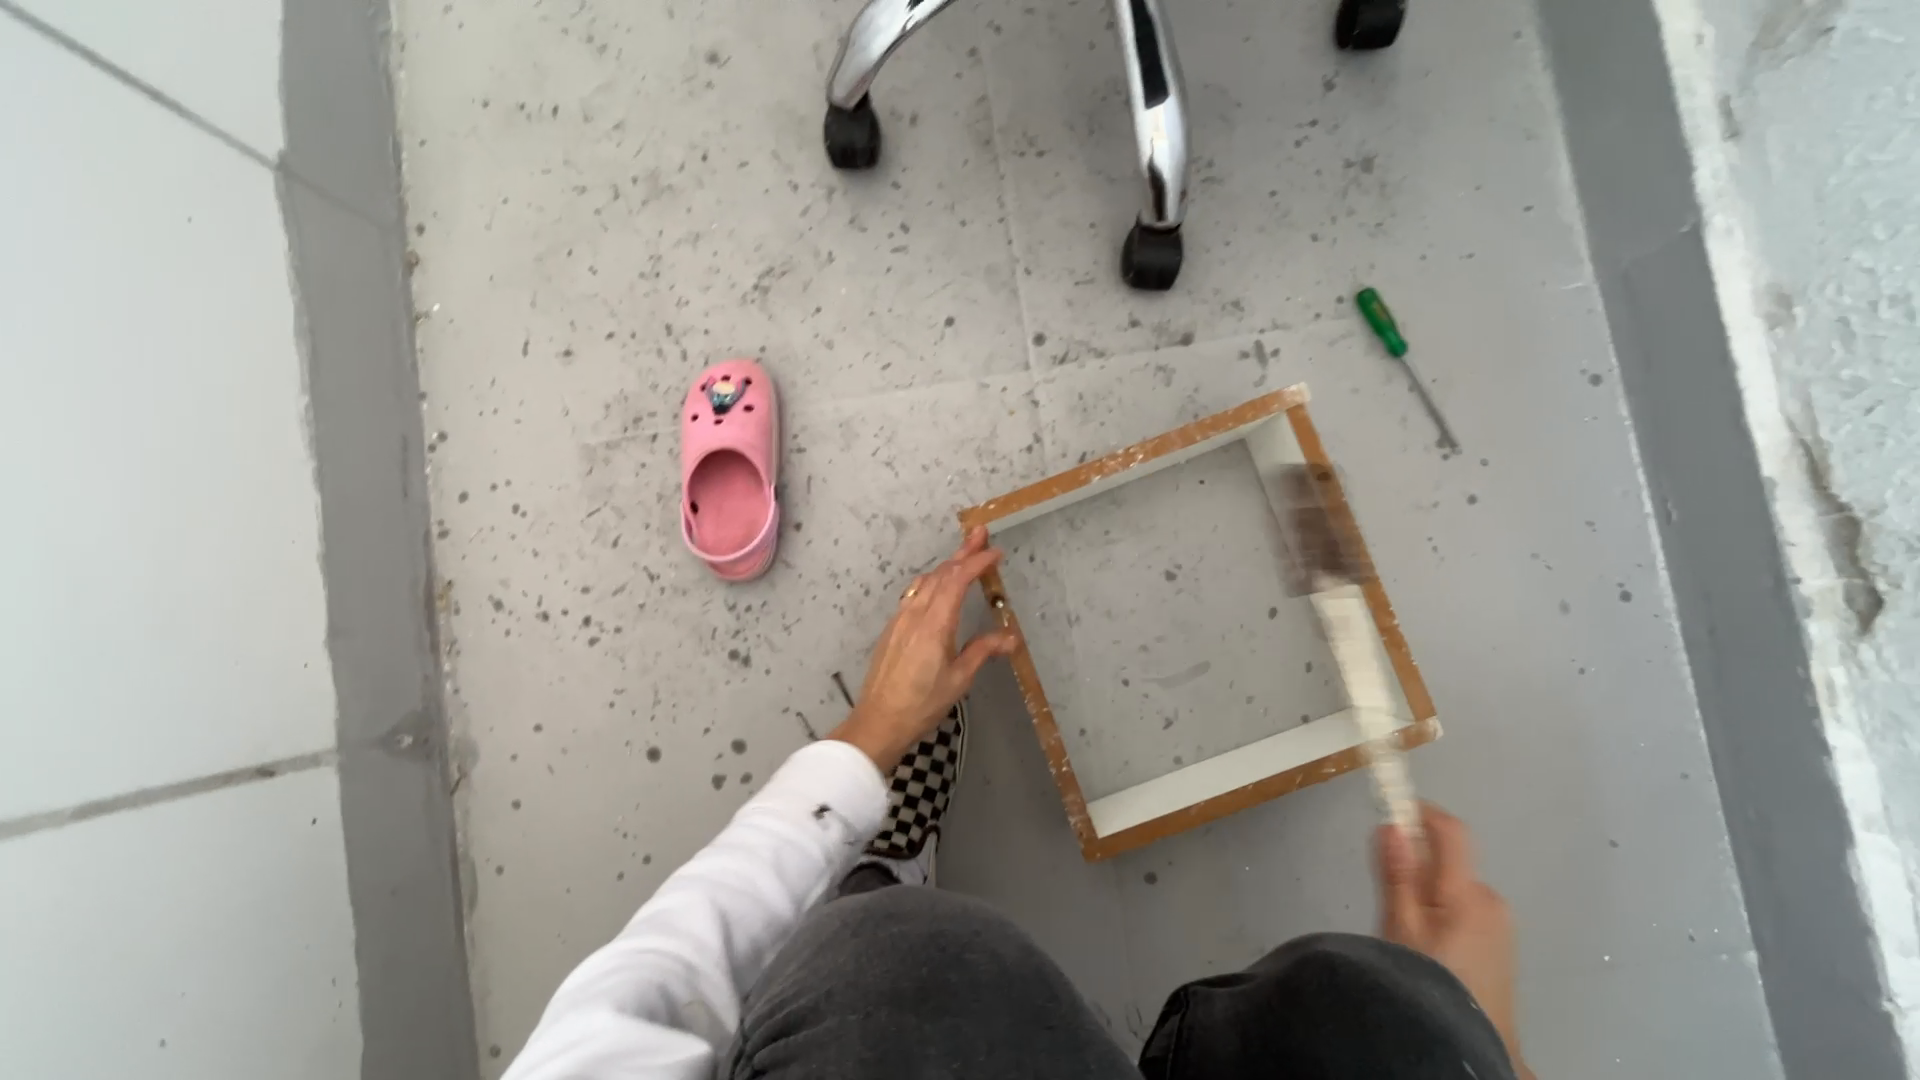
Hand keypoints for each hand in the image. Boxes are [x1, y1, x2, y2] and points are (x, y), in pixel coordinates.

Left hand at [829, 527, 1019, 770]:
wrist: (879, 721)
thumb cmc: (922, 704)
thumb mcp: (959, 679)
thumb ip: (982, 651)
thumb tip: (1010, 638)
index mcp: (934, 624)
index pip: (957, 581)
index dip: (976, 562)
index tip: (994, 552)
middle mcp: (915, 615)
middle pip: (940, 574)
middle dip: (961, 552)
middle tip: (980, 533)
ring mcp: (900, 621)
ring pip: (924, 583)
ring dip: (946, 566)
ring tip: (963, 555)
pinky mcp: (892, 630)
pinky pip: (913, 595)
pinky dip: (931, 582)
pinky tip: (935, 586)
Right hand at [1376, 803, 1530, 1076]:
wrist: (1473, 1041)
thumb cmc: (1430, 980)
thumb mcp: (1401, 926)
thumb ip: (1397, 874)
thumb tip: (1392, 824)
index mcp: (1467, 891)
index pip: (1449, 829)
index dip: (1419, 811)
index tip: (1388, 806)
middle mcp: (1490, 899)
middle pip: (1447, 859)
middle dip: (1415, 862)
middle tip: (1387, 892)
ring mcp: (1500, 921)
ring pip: (1453, 884)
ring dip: (1427, 889)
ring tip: (1405, 927)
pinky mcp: (1500, 940)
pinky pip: (1465, 906)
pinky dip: (1442, 909)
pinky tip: (1428, 943)